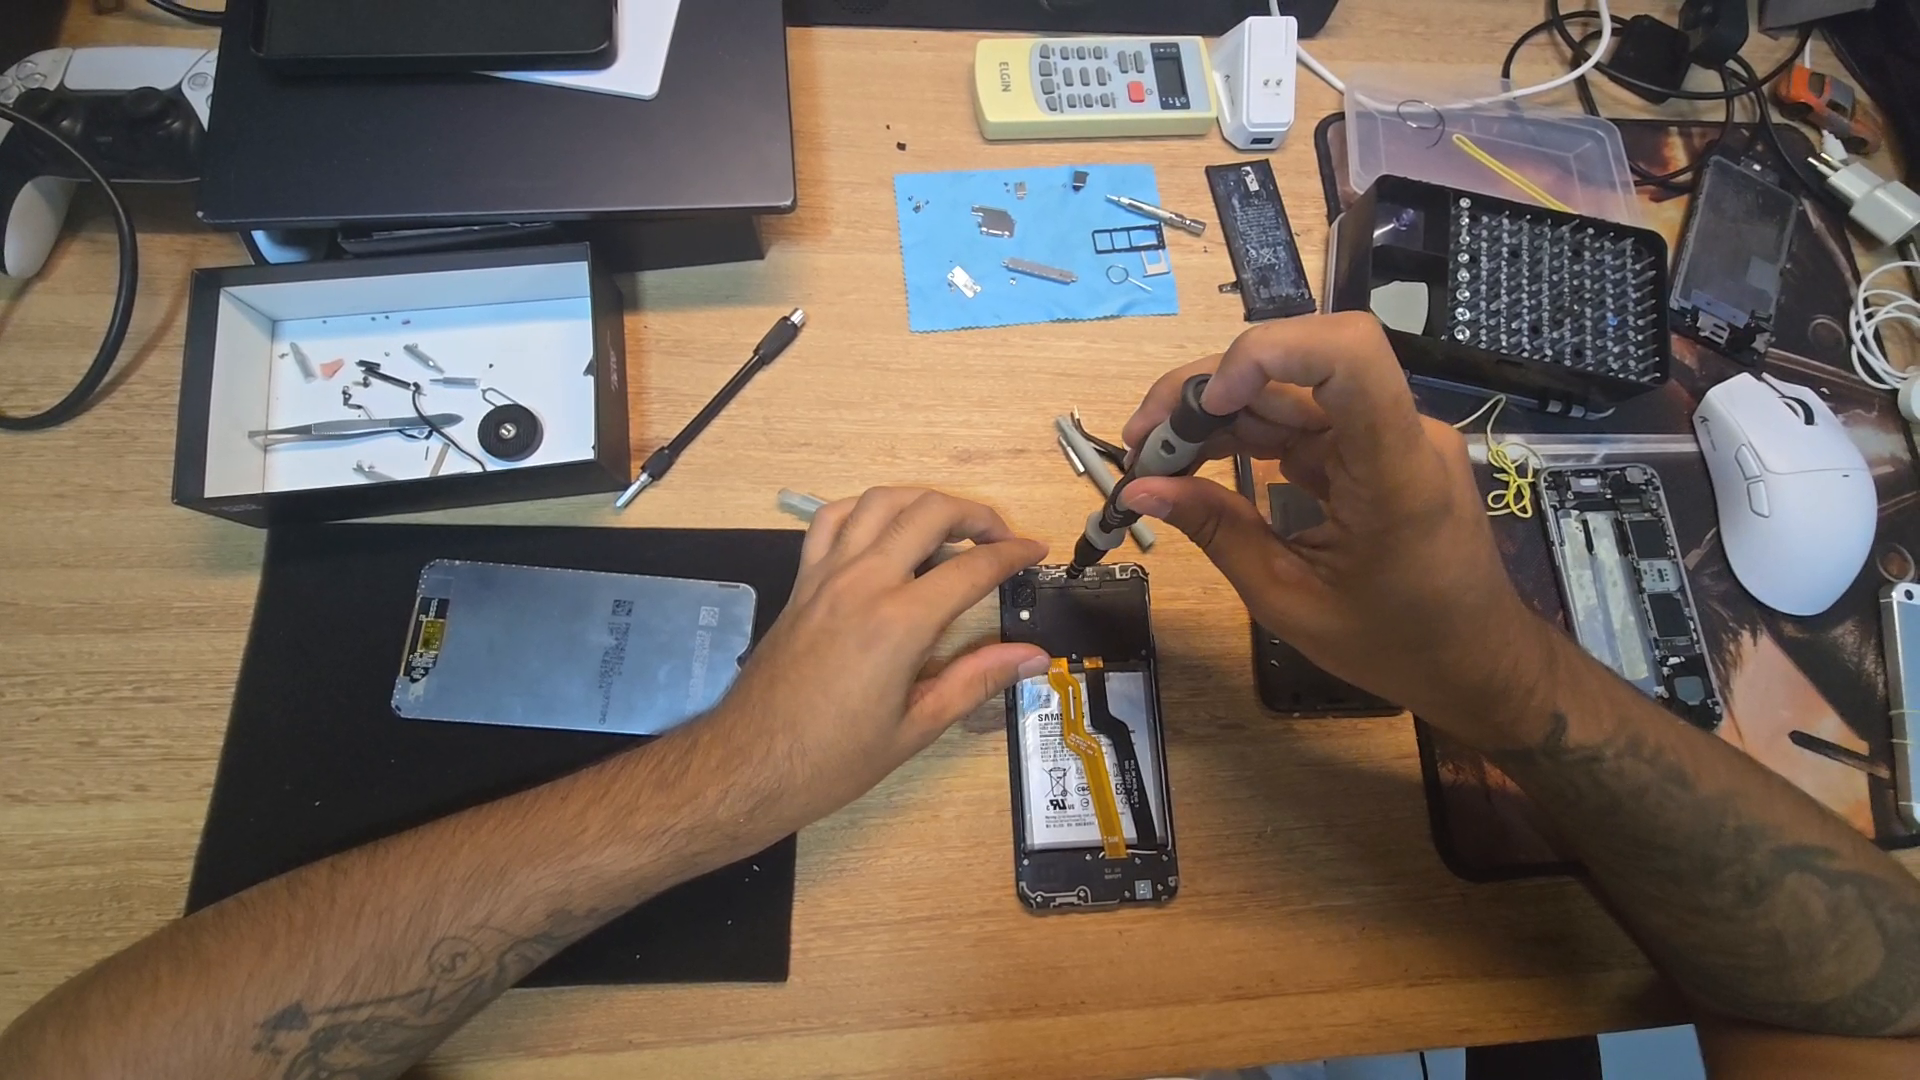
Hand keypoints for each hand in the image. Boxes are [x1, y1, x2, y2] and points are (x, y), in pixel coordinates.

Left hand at [700, 487, 1049, 832]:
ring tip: (950, 526)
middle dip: (977, 515)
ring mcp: (827, 574)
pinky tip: (884, 530)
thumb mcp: (916, 728)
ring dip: (924, 501)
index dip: (1014, 553)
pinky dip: (866, 510)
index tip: (1036, 550)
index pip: (972, 567)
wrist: (748, 764)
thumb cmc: (833, 759)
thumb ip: (977, 680)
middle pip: (929, 512)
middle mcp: (863, 582)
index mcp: (900, 622)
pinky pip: (832, 520)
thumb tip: (1035, 656)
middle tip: (1001, 539)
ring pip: (881, 501)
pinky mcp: (802, 580)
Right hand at [1118, 313, 1545, 733]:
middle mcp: (1394, 432)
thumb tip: (1136, 490)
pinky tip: (1192, 463)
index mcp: (1392, 471)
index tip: (1204, 406)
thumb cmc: (1392, 643)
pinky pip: (1295, 422)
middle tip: (1139, 444)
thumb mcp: (1287, 598)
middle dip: (1202, 394)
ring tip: (1151, 459)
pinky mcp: (1366, 449)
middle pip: (1293, 366)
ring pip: (1283, 391)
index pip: (1347, 355)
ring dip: (1210, 417)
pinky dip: (1238, 437)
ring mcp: (1382, 436)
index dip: (1265, 355)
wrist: (1473, 661)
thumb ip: (1215, 531)